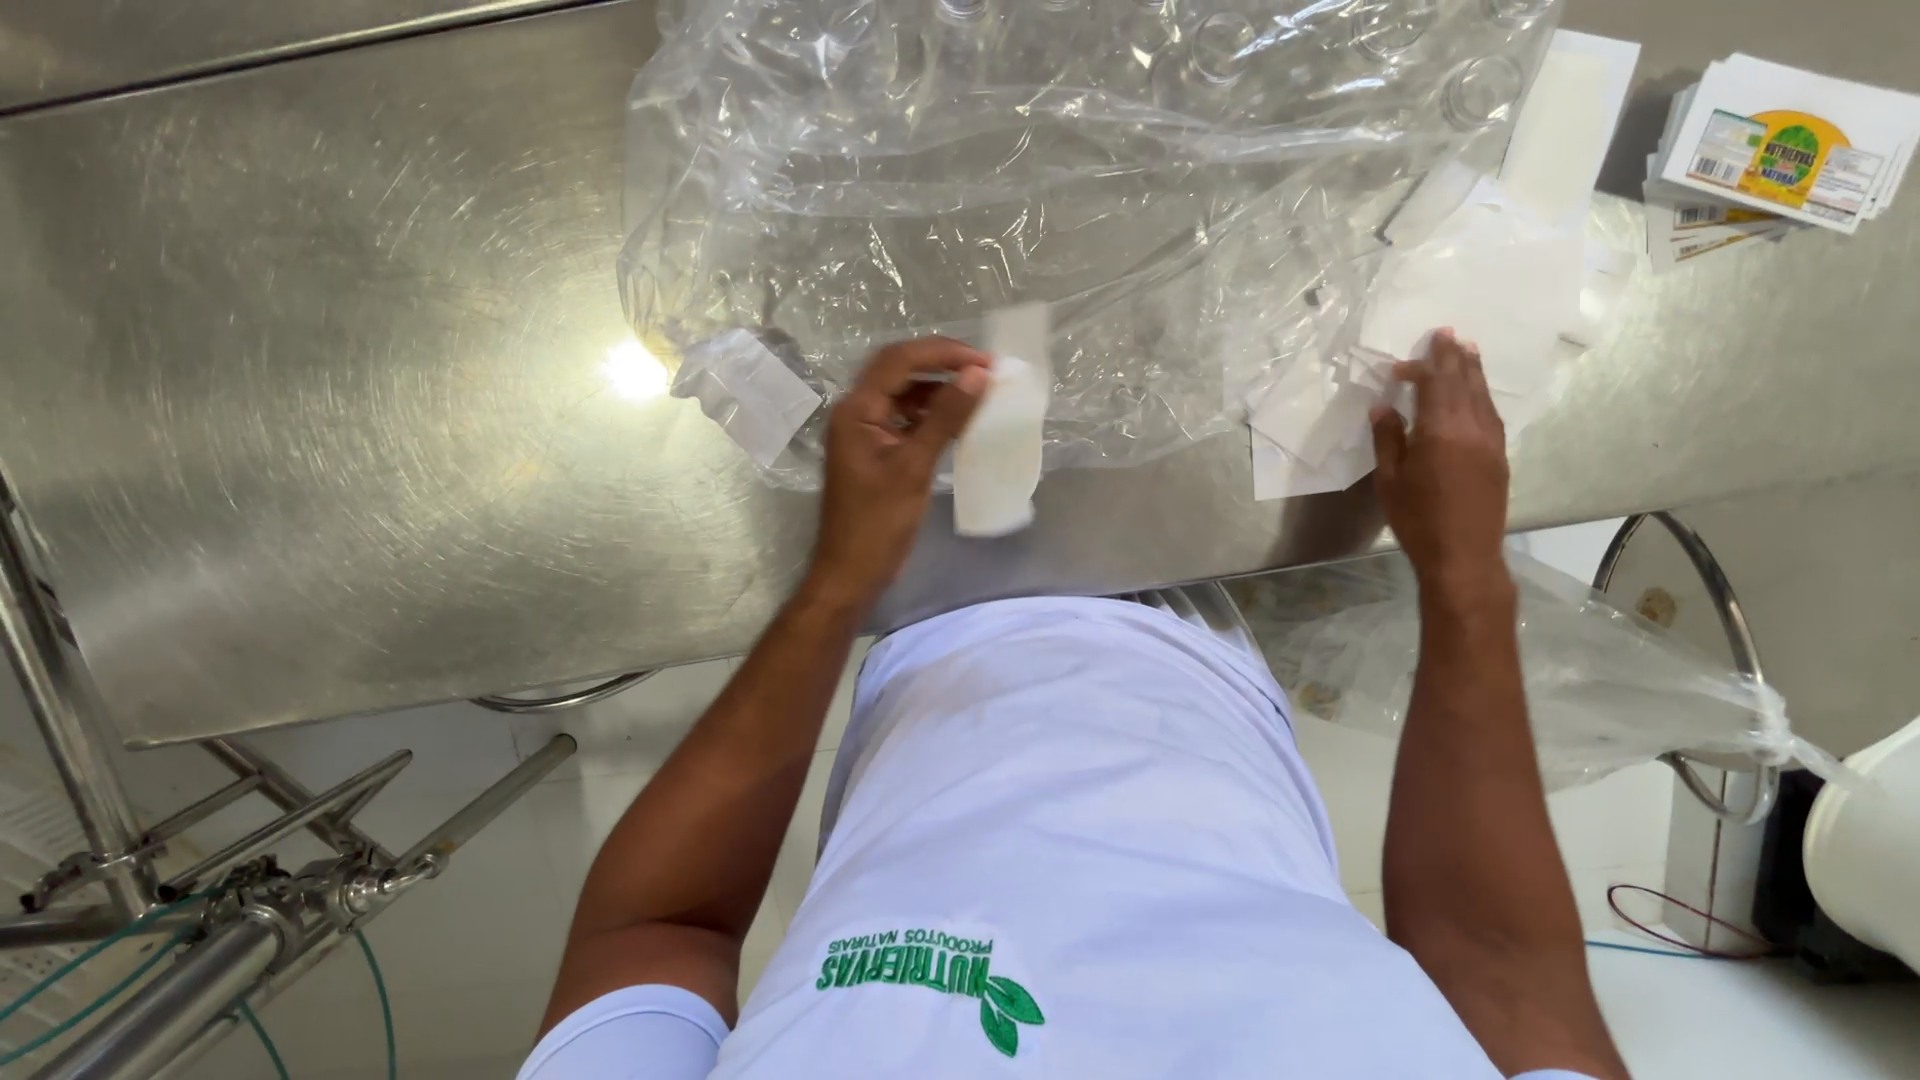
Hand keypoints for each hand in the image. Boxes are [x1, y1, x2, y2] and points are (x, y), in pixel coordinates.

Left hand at [804, 337, 990, 609]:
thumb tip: (977, 375)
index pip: (899, 360)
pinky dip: (932, 416)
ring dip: (938, 390)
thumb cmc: (877, 525)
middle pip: (899, 371)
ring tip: (978, 395)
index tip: (984, 362)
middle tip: (984, 372)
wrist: (850, 573)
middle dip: (941, 365)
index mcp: (856, 411)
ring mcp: (864, 433)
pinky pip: (905, 420)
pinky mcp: (875, 453)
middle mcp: (856, 413)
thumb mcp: (914, 468)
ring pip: (903, 395)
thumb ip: (945, 418)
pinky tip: (959, 424)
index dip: (942, 352)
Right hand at [1369, 329, 1510, 601]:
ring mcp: (1491, 441)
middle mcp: (1472, 429)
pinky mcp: (1499, 456)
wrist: (1464, 556)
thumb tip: (1384, 409)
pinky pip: (1490, 413)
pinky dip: (1481, 394)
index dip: (1417, 370)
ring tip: (1466, 350)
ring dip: (1472, 371)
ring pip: (1482, 395)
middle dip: (1453, 357)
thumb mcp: (1390, 482)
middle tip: (1447, 334)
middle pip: (1463, 383)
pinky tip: (1475, 391)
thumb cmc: (1417, 521)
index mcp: (1440, 433)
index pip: (1432, 386)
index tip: (1399, 365)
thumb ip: (1389, 440)